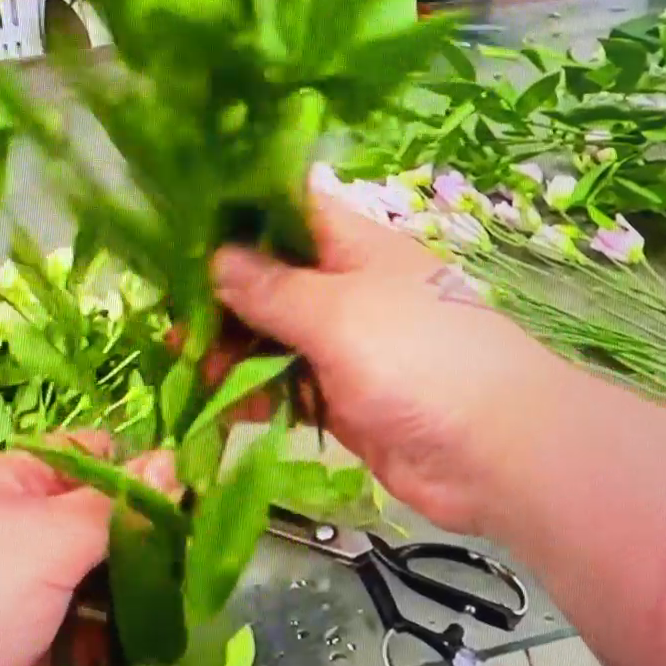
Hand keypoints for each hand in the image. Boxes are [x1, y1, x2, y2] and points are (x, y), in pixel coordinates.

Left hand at [0, 432, 177, 665]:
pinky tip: (142, 657)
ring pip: (95, 577)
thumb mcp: (45, 543)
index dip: (143, 472)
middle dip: (146, 545)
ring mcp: (21, 583)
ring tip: (176, 620)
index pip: (95, 456)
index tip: (192, 504)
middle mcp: (21, 525)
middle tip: (192, 573)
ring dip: (134, 596)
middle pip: (101, 521)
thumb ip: (115, 507)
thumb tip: (175, 460)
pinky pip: (79, 626)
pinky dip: (108, 638)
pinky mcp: (24, 636)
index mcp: (19, 481)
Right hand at [209, 172, 567, 535]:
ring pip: (272, 339)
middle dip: (220, 298)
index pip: (287, 213)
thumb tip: (214, 256)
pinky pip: (284, 389)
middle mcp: (346, 291)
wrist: (492, 453)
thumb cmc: (419, 360)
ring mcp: (343, 348)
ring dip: (229, 352)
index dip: (235, 217)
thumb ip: (272, 288)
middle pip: (270, 281)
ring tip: (185, 366)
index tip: (178, 233)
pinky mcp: (341, 400)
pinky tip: (215, 405)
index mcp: (355, 249)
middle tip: (172, 319)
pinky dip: (251, 395)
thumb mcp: (339, 312)